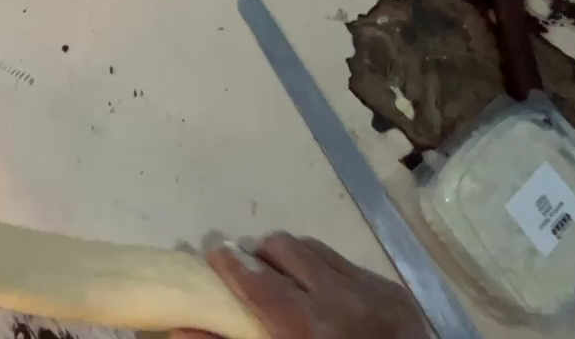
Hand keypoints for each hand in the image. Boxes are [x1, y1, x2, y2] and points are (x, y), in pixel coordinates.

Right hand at [184, 233, 430, 338]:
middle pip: (284, 248)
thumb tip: (179, 327)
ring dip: (292, 256)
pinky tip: (323, 291)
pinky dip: (325, 269)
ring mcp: (374, 292)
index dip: (230, 263)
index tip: (213, 254)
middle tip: (249, 268)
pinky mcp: (395, 292)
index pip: (258, 279)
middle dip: (260, 253)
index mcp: (311, 327)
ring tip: (283, 275)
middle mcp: (343, 300)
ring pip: (313, 247)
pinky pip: (346, 262)